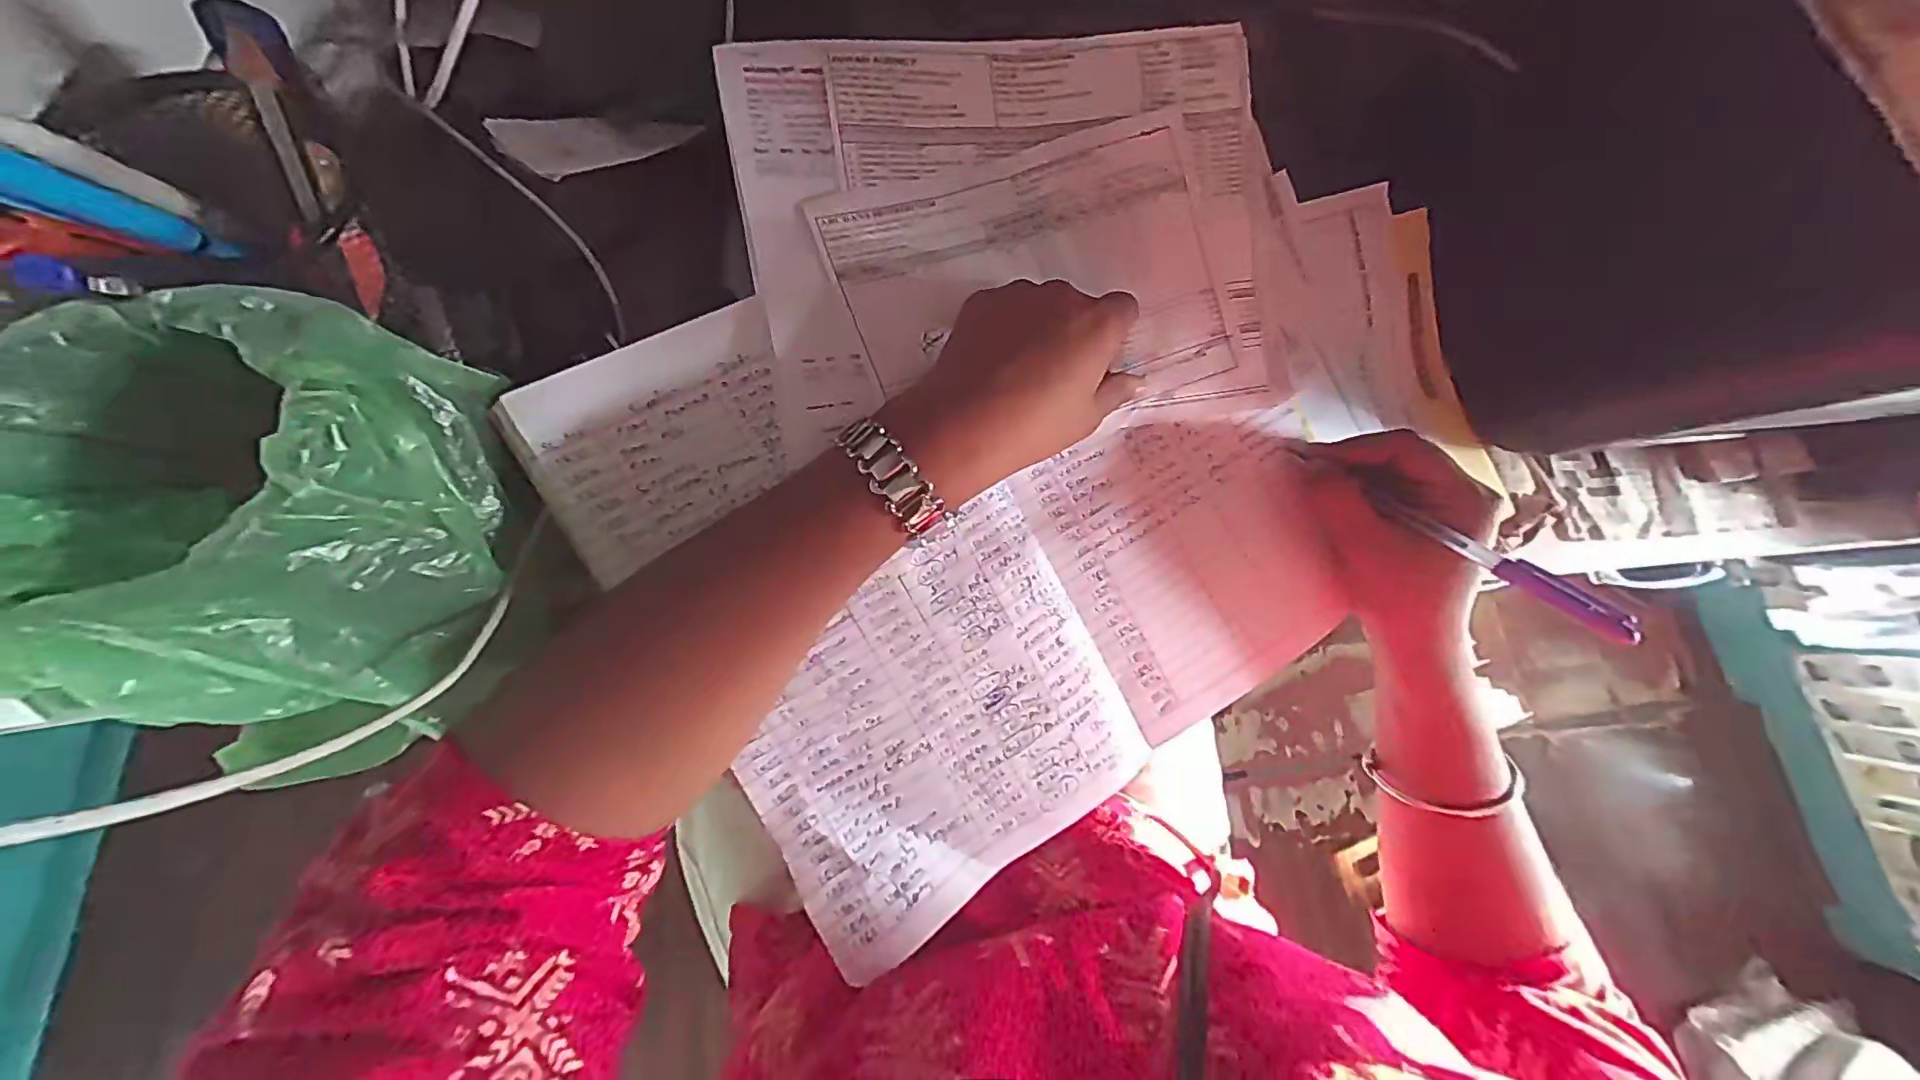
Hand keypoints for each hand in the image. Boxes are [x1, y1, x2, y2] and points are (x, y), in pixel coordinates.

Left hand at [878, 281, 1143, 500]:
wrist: (963, 424)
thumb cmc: (1032, 426)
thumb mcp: (1084, 419)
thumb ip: (1114, 391)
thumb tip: (1129, 380)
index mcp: (1098, 324)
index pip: (1122, 309)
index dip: (1113, 334)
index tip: (1098, 360)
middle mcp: (1062, 298)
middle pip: (1079, 305)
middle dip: (1073, 330)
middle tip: (1056, 373)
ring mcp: (1019, 295)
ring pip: (1040, 303)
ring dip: (1038, 325)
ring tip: (1019, 369)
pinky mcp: (982, 301)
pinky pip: (1005, 307)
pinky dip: (1004, 325)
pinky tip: (994, 361)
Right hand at [1301, 431, 1500, 653]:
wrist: (1413, 641)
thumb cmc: (1396, 599)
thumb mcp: (1362, 545)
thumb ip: (1336, 499)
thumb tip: (1307, 465)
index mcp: (1465, 496)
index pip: (1405, 450)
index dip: (1353, 450)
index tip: (1311, 460)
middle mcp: (1462, 494)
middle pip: (1397, 459)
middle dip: (1348, 464)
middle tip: (1307, 471)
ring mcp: (1444, 506)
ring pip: (1388, 474)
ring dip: (1349, 479)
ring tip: (1314, 486)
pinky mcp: (1424, 519)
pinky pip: (1386, 492)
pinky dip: (1355, 494)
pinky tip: (1331, 502)